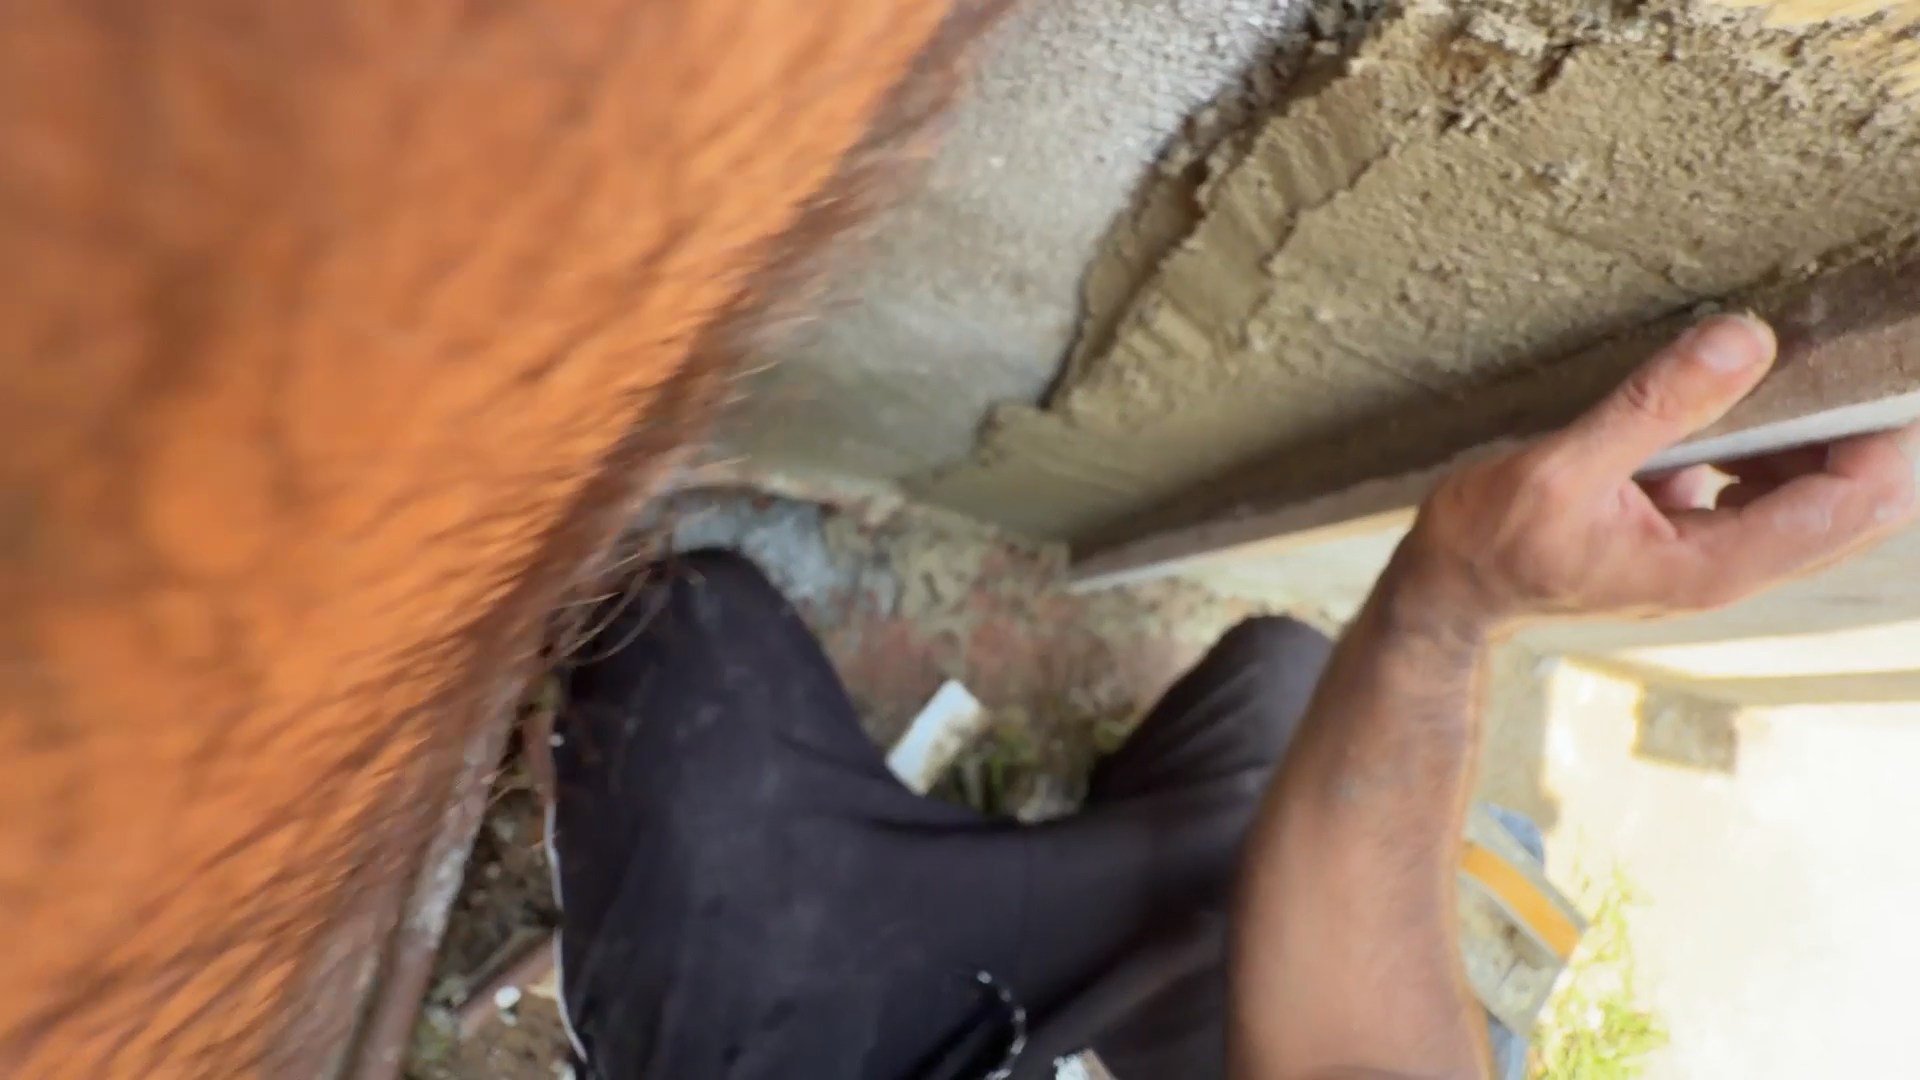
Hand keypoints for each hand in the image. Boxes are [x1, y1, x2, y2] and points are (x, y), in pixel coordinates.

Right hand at [1401, 314, 1919, 626]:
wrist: (1442, 588)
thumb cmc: (1483, 542)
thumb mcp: (1556, 470)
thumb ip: (1650, 409)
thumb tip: (1744, 340)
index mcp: (1710, 564)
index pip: (1859, 499)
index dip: (1875, 431)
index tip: (1841, 367)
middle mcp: (1722, 572)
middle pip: (1852, 503)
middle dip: (1839, 433)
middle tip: (1785, 376)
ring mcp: (1700, 563)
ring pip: (1806, 502)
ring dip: (1794, 444)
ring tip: (1732, 402)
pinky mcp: (1674, 550)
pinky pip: (1752, 504)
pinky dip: (1746, 460)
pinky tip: (1688, 439)